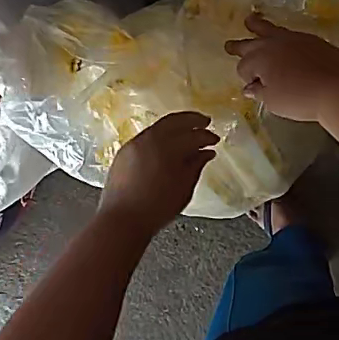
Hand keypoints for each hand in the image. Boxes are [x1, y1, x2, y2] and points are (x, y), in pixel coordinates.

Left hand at [98, 111, 217, 234]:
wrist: (122, 219)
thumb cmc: (158, 208)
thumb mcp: (184, 188)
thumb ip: (196, 166)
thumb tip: (206, 152)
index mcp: (167, 148)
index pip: (192, 135)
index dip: (206, 136)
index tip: (216, 139)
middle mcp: (149, 140)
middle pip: (174, 121)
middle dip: (192, 120)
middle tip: (206, 122)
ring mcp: (134, 144)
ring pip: (158, 127)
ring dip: (175, 126)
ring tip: (188, 133)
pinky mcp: (124, 152)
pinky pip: (146, 136)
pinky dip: (161, 135)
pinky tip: (167, 145)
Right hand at [224, 15, 338, 121]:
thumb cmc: (301, 97)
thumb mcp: (274, 101)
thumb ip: (260, 93)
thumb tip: (250, 88)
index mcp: (259, 58)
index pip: (244, 67)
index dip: (246, 77)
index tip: (251, 87)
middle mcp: (273, 44)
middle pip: (252, 43)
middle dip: (240, 46)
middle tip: (229, 45)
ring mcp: (294, 39)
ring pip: (271, 30)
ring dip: (258, 27)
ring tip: (251, 20)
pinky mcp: (312, 40)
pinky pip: (290, 34)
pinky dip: (281, 35)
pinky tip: (283, 39)